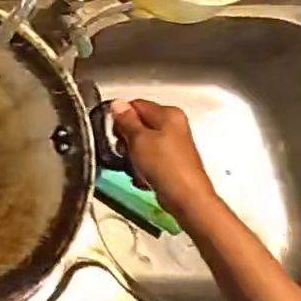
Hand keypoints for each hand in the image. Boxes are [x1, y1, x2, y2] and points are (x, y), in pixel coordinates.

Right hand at [109, 99, 220, 215]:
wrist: (185, 197)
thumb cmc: (166, 166)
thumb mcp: (138, 139)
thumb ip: (126, 120)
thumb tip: (117, 104)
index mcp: (169, 114)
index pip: (134, 105)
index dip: (120, 118)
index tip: (115, 132)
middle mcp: (174, 125)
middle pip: (138, 123)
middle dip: (126, 137)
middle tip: (124, 149)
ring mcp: (173, 144)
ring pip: (141, 142)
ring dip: (132, 153)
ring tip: (134, 165)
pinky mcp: (171, 160)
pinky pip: (148, 157)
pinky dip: (142, 165)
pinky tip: (142, 174)